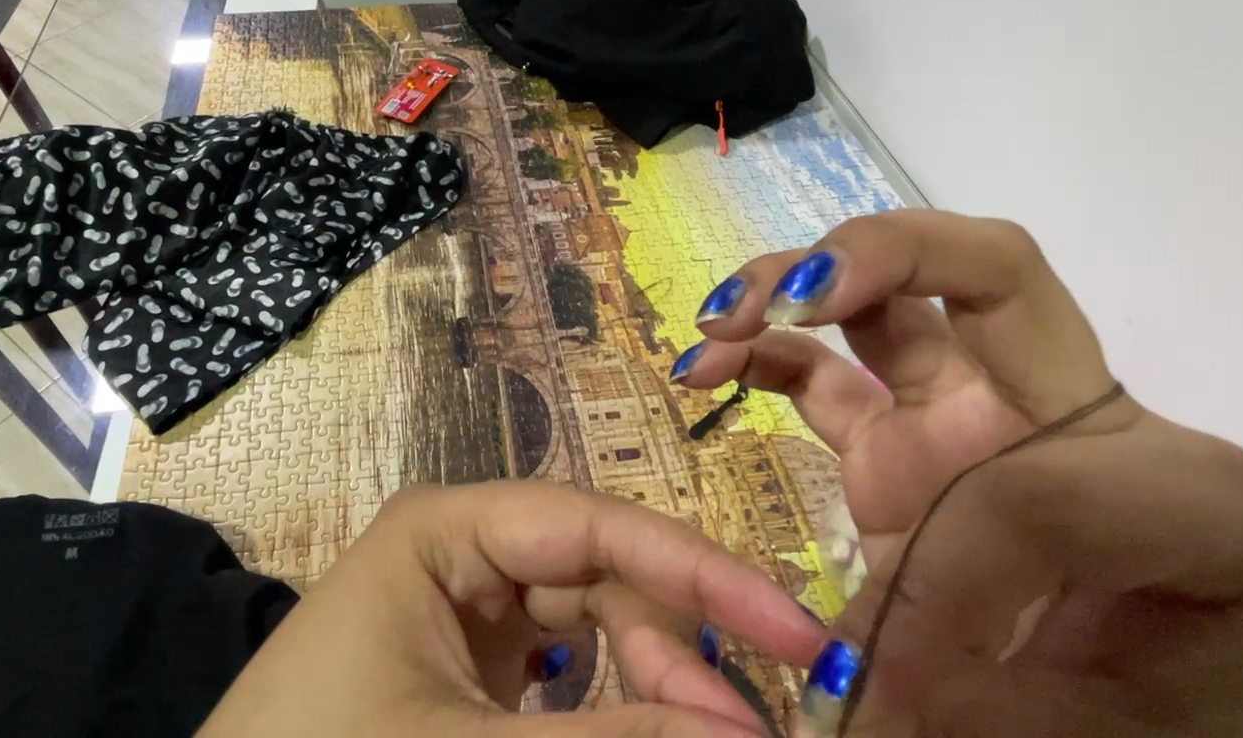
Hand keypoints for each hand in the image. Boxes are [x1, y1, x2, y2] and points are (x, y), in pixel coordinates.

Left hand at [199, 481, 828, 736]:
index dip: (700, 571)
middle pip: (602, 574)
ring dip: (653, 678)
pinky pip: (567, 663)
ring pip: (594, 619)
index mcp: (448, 528)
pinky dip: (613, 699)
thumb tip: (746, 733)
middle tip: (741, 729)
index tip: (794, 628)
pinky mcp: (474, 659)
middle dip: (675, 647)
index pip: (595, 526)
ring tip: (701, 733)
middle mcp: (464, 546)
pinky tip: (650, 724)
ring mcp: (469, 601)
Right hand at [684, 210, 1242, 734]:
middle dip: (879, 258)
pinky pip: (826, 369)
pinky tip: (706, 368)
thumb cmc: (1155, 736)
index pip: (1043, 487)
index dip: (956, 568)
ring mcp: (972, 419)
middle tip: (794, 300)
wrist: (1161, 735)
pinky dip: (761, 354)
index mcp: (1174, 499)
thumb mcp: (1080, 734)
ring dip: (793, 285)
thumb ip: (953, 694)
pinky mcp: (900, 441)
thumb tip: (822, 687)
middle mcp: (1069, 423)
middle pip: (985, 269)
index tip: (899, 665)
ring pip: (888, 295)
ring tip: (721, 320)